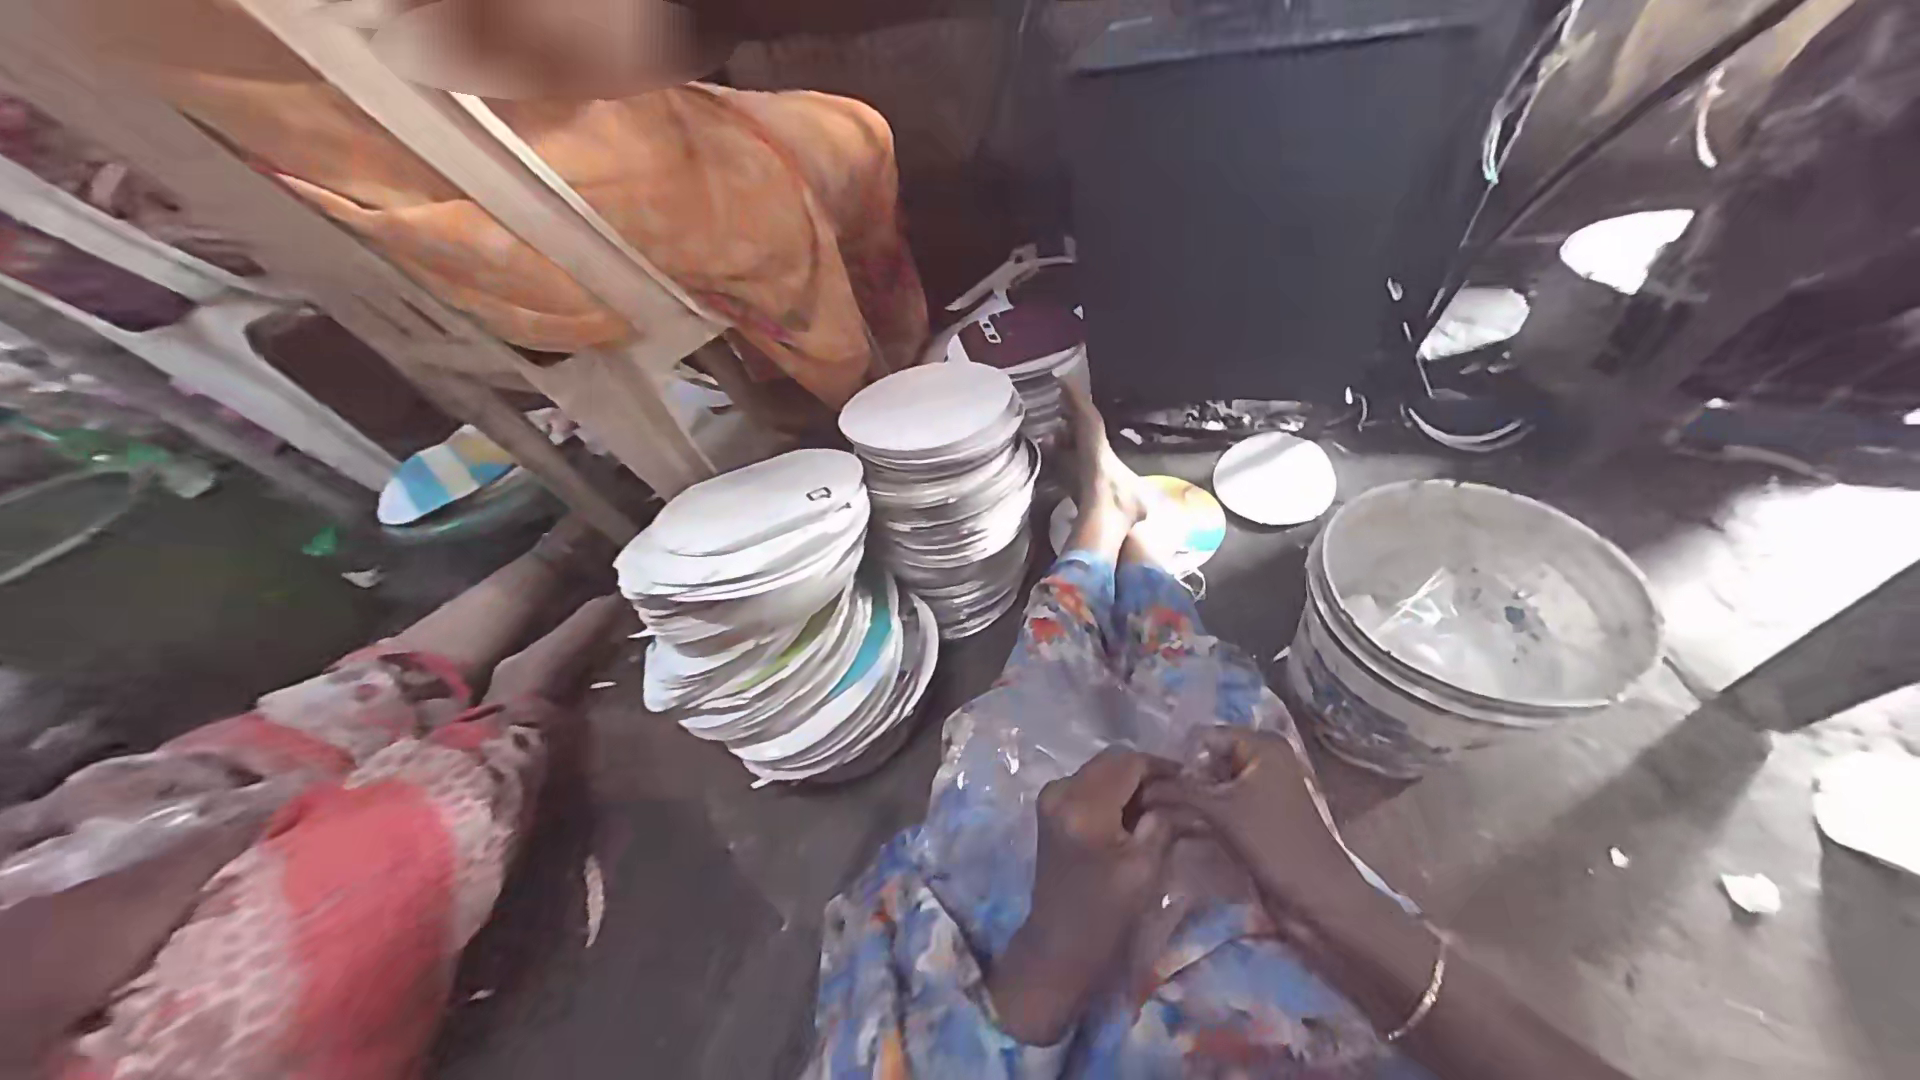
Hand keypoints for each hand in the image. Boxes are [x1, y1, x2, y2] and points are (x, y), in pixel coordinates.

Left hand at [988, 748, 1177, 1044]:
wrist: (1058, 944)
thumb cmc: (1106, 913)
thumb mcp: (1145, 867)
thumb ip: (1162, 820)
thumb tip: (1183, 791)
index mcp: (1082, 804)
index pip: (1127, 762)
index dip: (1161, 767)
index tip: (1190, 781)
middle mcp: (1060, 789)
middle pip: (1112, 761)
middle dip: (1146, 773)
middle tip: (1178, 794)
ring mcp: (1051, 795)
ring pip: (1101, 770)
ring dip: (1130, 782)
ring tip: (1160, 806)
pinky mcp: (1051, 805)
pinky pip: (1089, 783)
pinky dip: (1113, 791)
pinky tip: (1133, 814)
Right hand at [1144, 727, 1367, 925]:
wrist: (1318, 901)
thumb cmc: (1275, 844)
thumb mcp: (1220, 810)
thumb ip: (1176, 790)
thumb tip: (1138, 784)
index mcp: (1262, 745)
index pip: (1204, 736)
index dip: (1178, 755)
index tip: (1149, 777)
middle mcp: (1262, 759)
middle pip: (1206, 758)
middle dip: (1180, 776)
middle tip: (1146, 792)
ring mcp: (1260, 788)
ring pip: (1211, 782)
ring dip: (1187, 795)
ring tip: (1154, 807)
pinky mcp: (1256, 814)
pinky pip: (1219, 802)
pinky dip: (1200, 810)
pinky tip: (1174, 821)